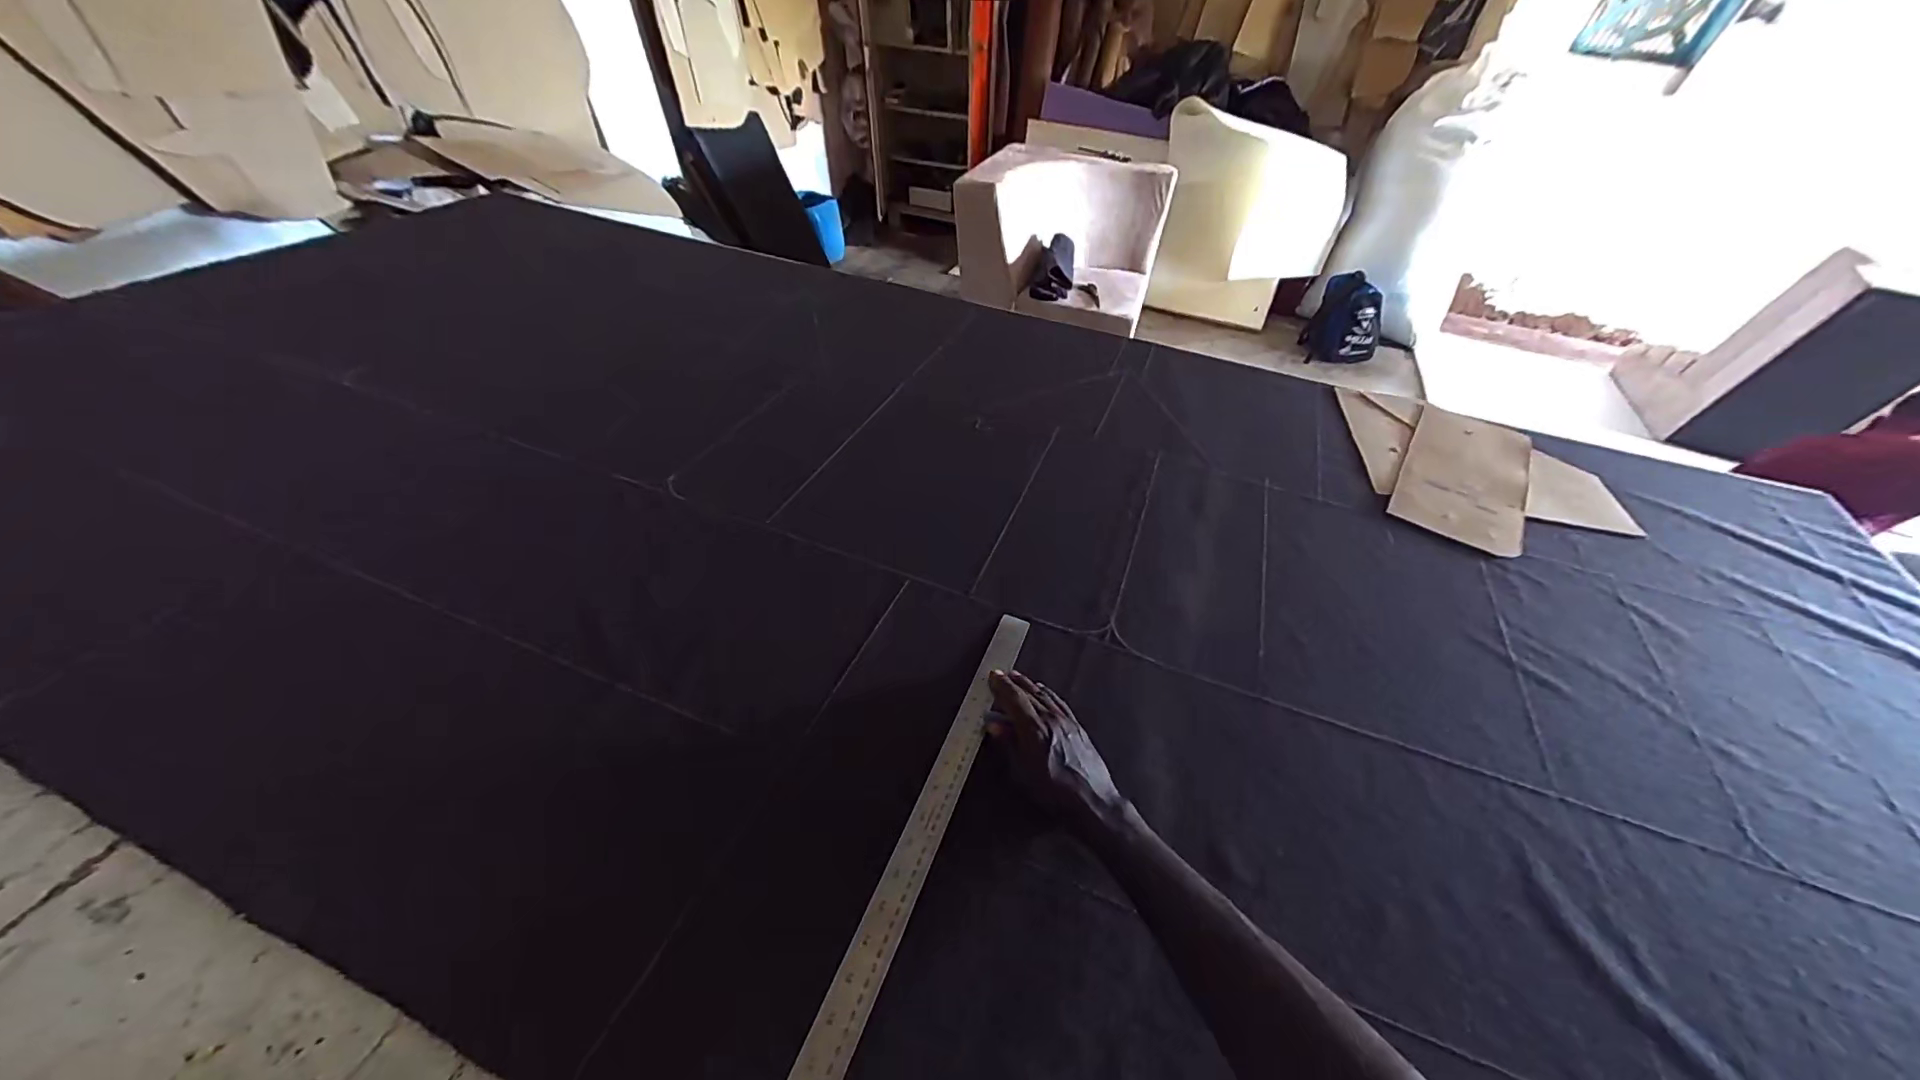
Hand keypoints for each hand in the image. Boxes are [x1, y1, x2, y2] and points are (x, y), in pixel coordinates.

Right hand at [986, 670, 1129, 832]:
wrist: (1092, 801)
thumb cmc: (1055, 792)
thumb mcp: (1023, 772)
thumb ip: (1009, 744)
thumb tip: (995, 726)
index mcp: (1034, 729)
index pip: (1014, 698)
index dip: (1001, 686)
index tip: (992, 677)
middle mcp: (1051, 719)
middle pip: (1028, 693)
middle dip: (1012, 682)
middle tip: (1001, 675)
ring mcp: (1066, 721)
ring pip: (1044, 695)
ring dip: (1028, 685)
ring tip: (1018, 678)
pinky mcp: (1077, 726)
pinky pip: (1059, 702)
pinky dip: (1047, 693)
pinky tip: (1043, 691)